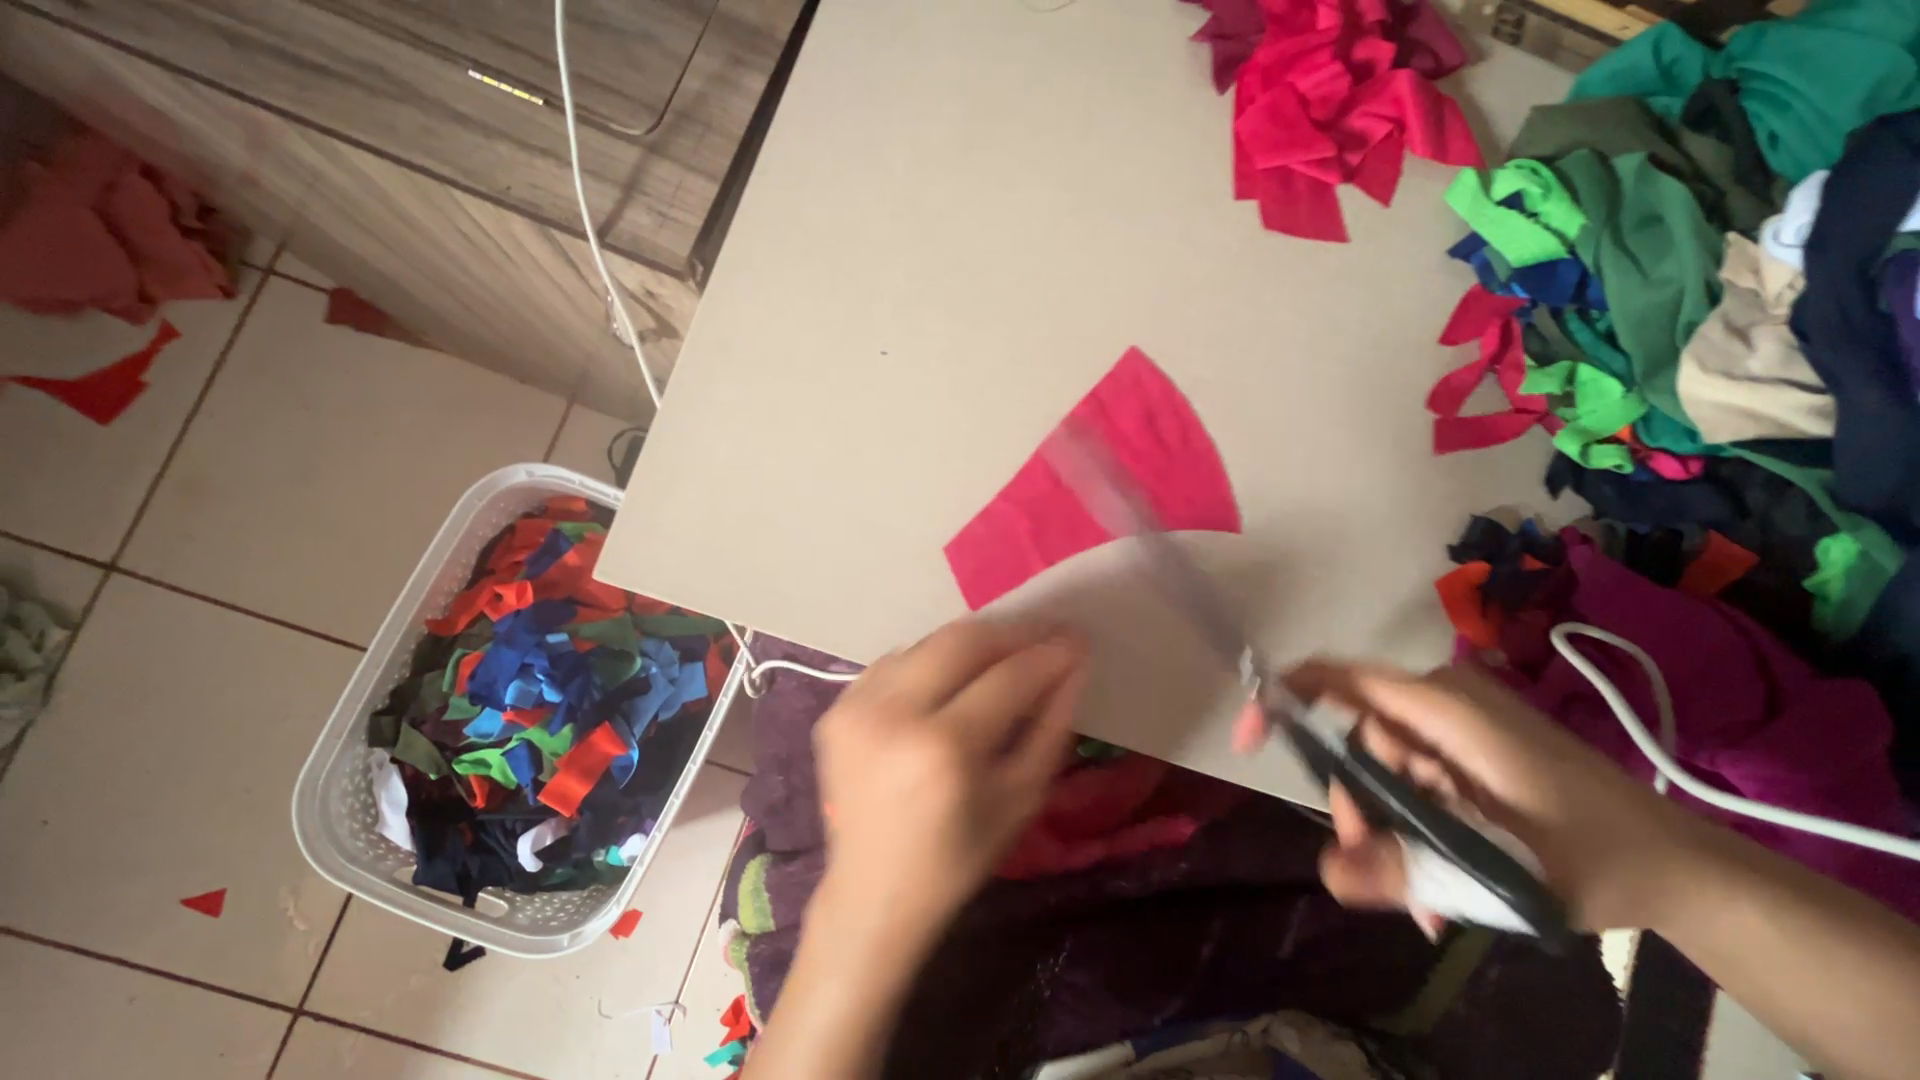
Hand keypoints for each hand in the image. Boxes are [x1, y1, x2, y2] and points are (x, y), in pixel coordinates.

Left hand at [812, 619, 1086, 941]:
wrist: (874, 893)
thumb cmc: (958, 858)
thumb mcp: (1021, 799)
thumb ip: (1050, 726)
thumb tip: (1071, 667)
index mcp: (944, 748)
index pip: (1008, 678)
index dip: (1048, 654)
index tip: (1075, 640)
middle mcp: (894, 716)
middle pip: (962, 641)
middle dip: (1010, 632)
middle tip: (1043, 634)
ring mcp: (856, 708)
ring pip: (926, 644)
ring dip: (971, 644)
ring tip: (1003, 655)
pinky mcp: (836, 710)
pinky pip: (893, 663)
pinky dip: (928, 663)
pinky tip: (951, 680)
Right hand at [1238, 660, 1701, 930]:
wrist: (1684, 872)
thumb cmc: (1592, 857)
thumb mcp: (1493, 871)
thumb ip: (1402, 869)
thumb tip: (1324, 872)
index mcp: (1443, 706)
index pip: (1338, 679)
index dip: (1283, 699)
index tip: (1252, 740)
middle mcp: (1443, 701)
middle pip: (1357, 742)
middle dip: (1360, 812)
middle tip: (1379, 875)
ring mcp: (1460, 724)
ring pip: (1385, 769)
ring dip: (1392, 833)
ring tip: (1425, 900)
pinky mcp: (1475, 749)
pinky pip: (1417, 779)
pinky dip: (1417, 827)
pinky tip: (1442, 883)